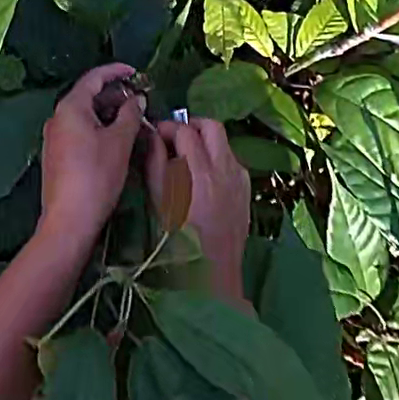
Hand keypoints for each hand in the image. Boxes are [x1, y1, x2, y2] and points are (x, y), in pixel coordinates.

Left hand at [37, 62, 144, 247]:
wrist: (68, 220)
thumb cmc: (96, 175)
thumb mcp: (119, 142)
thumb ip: (130, 115)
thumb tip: (136, 99)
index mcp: (70, 106)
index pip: (94, 77)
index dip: (116, 71)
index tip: (136, 72)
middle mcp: (58, 116)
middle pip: (88, 95)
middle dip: (115, 95)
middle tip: (141, 101)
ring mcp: (55, 135)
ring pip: (85, 115)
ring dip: (109, 114)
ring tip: (134, 120)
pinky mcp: (57, 153)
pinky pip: (80, 130)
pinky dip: (99, 128)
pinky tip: (117, 139)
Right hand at [146, 118, 251, 302]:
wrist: (211, 273)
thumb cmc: (176, 239)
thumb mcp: (158, 198)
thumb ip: (155, 161)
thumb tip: (152, 134)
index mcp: (200, 173)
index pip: (184, 130)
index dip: (166, 127)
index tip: (155, 135)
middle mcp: (225, 170)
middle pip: (212, 126)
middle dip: (191, 125)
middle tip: (174, 138)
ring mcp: (239, 179)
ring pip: (224, 141)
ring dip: (204, 141)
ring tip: (187, 156)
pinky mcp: (246, 189)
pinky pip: (231, 160)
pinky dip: (216, 158)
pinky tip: (203, 176)